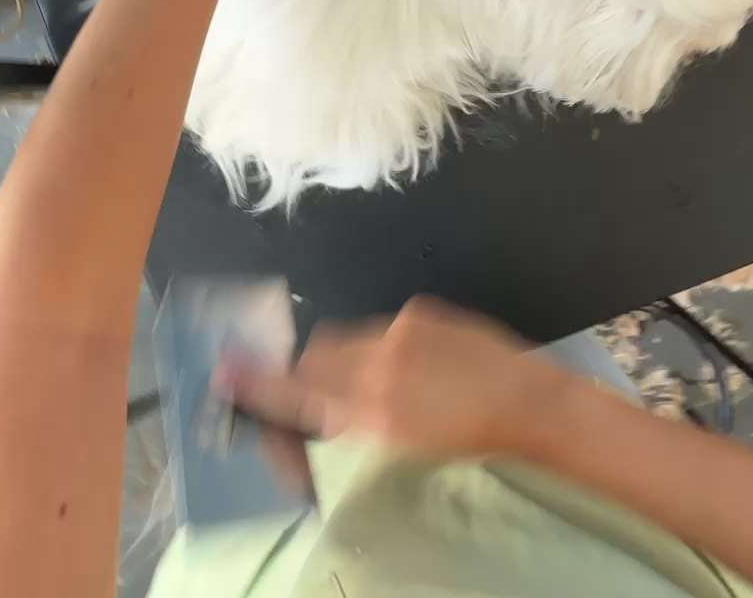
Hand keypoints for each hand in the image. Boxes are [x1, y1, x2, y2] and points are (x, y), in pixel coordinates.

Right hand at [222, 296, 560, 458]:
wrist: (525, 401)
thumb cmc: (468, 437)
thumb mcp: (403, 444)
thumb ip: (354, 419)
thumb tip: (319, 411)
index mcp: (374, 409)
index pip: (300, 392)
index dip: (258, 383)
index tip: (227, 373)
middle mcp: (379, 364)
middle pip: (313, 356)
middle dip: (301, 371)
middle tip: (309, 390)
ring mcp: (399, 329)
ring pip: (343, 338)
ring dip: (340, 358)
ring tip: (370, 379)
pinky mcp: (417, 309)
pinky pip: (379, 325)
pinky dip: (379, 344)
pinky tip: (408, 362)